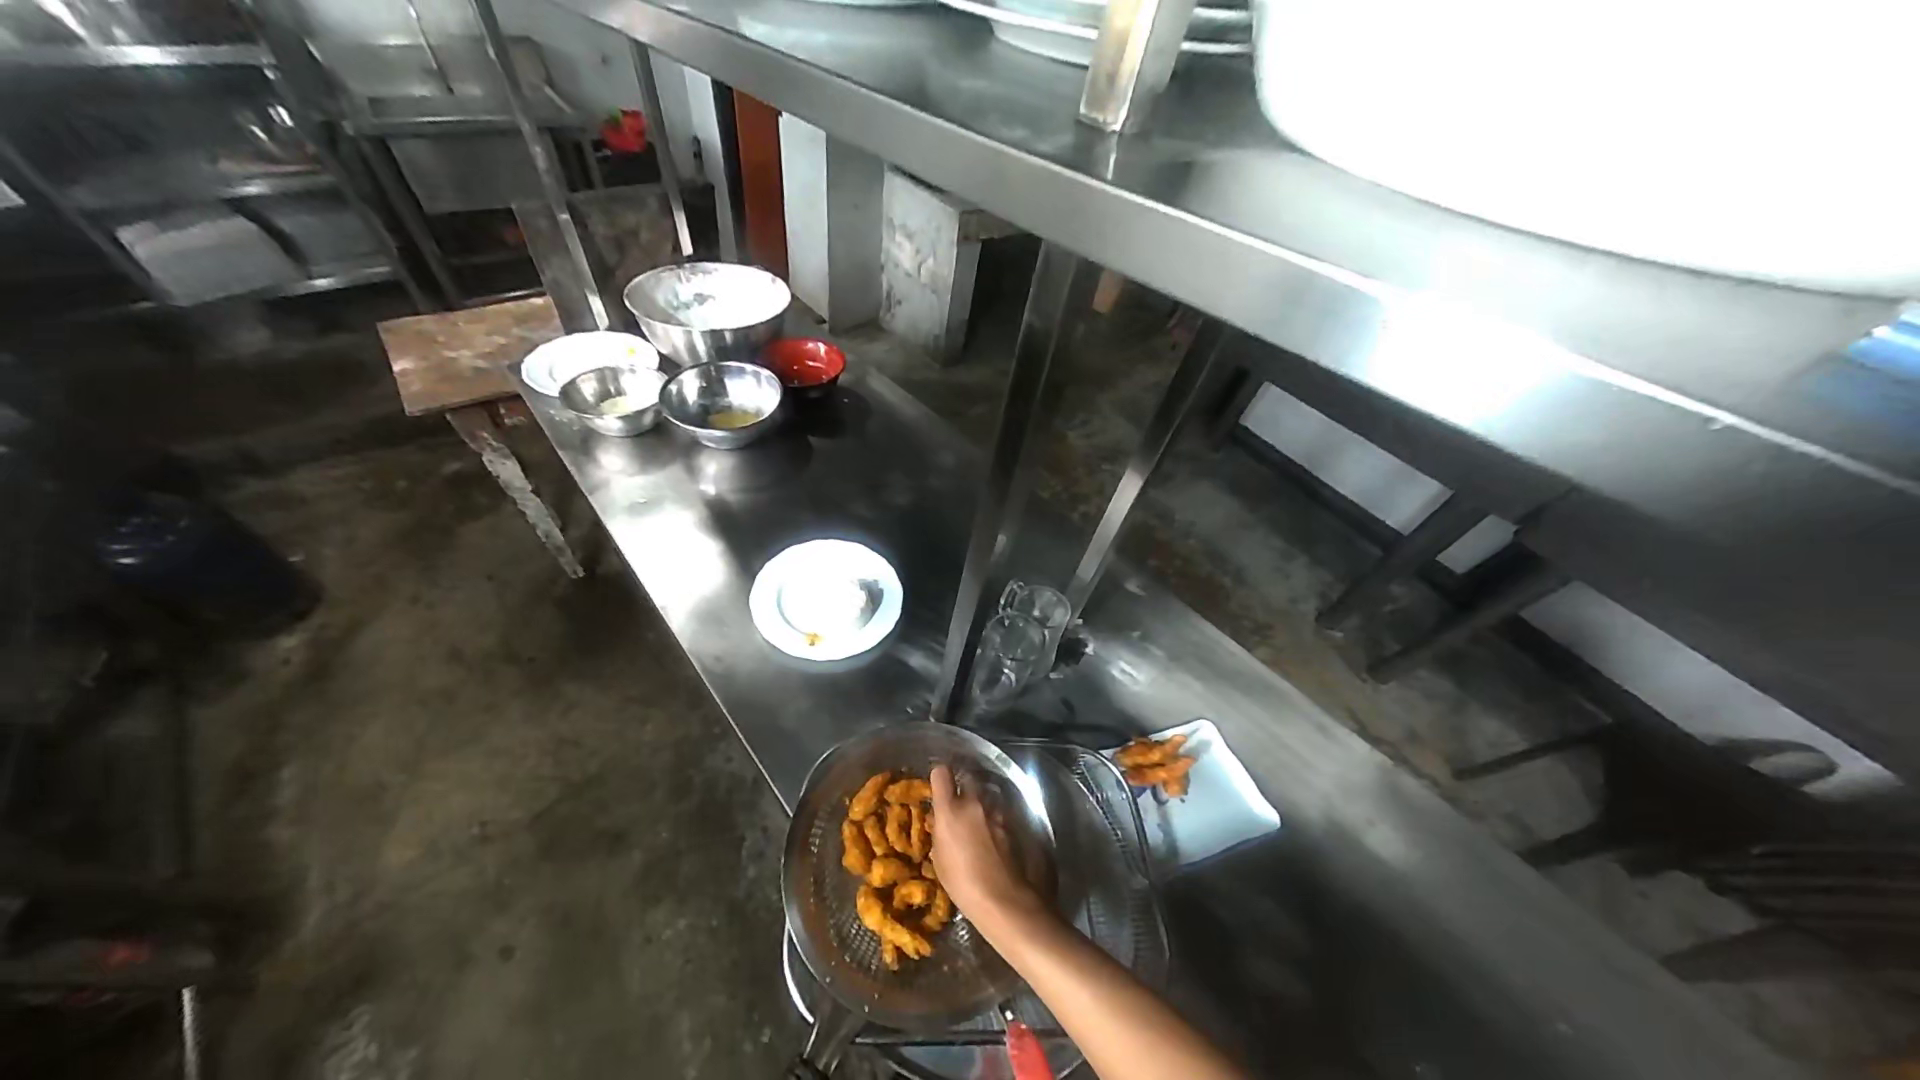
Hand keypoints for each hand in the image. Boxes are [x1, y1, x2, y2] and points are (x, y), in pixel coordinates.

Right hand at [929, 764, 1041, 922]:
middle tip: (959, 801)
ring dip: (981, 802)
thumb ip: (939, 832)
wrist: (1001, 898)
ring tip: (977, 819)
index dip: (939, 776)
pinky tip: (992, 834)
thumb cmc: (961, 882)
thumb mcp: (940, 858)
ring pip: (986, 795)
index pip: (941, 773)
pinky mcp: (1011, 823)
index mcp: (950, 809)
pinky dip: (993, 817)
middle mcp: (974, 803)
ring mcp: (995, 811)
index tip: (938, 784)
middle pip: (968, 778)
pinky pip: (998, 811)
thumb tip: (940, 820)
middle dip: (964, 785)